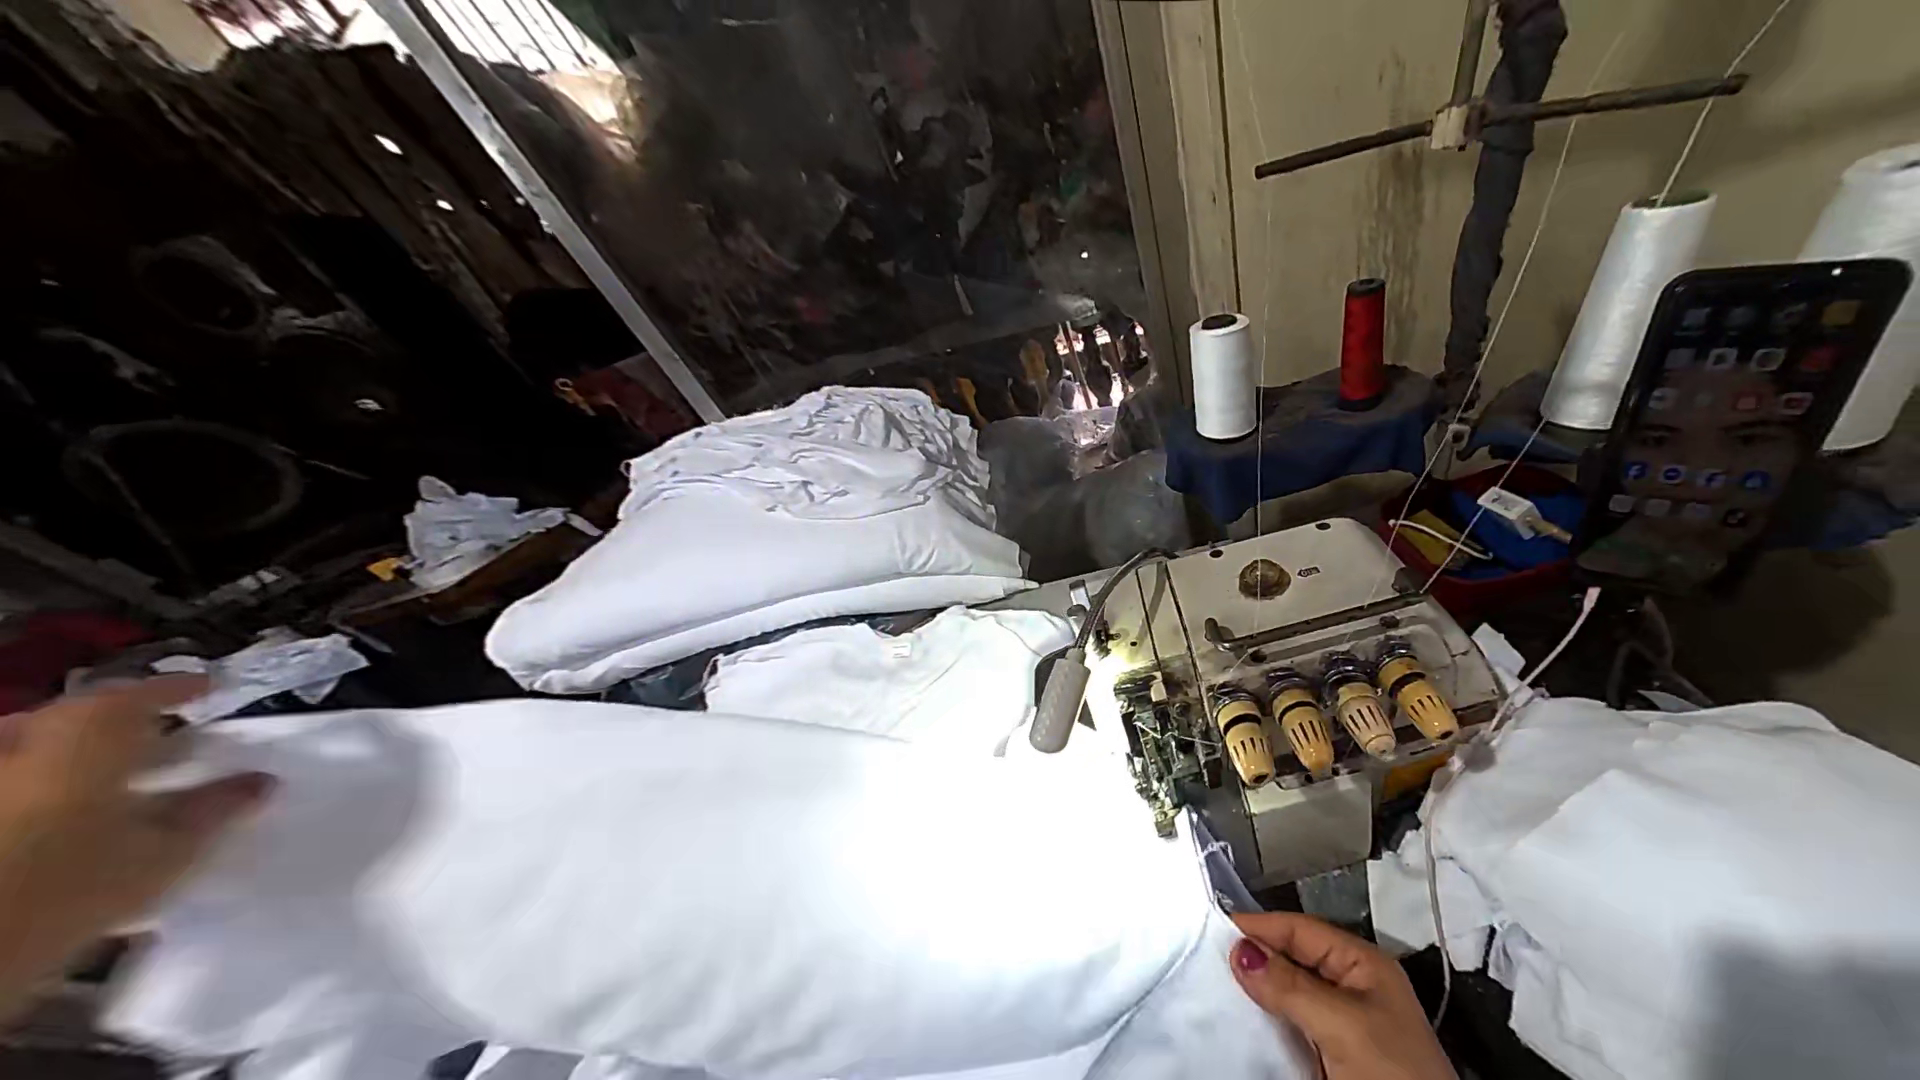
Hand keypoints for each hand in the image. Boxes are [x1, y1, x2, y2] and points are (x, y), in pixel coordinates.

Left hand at [0, 677, 272, 1019]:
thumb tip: (263, 782)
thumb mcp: (165, 851)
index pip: (139, 695)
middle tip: (156, 731)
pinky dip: (37, 785)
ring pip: (28, 751)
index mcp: (87, 737)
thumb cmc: (70, 885)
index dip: (178, 688)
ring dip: (68, 753)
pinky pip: (14, 783)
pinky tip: (64, 812)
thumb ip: (214, 809)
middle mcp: (25, 749)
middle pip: (68, 719)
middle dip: (111, 721)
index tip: (210, 687)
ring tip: (109, 773)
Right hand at [1229, 912, 1455, 1079]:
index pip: (1299, 929)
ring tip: (1215, 986)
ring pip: (1285, 994)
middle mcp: (1351, 988)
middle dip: (1253, 959)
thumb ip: (1290, 985)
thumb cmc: (1394, 1077)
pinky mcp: (1331, 1058)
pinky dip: (1263, 1023)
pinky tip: (1239, 1022)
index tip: (1212, 930)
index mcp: (1364, 967)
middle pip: (1290, 959)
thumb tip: (1240, 951)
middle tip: (1206, 958)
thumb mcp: (1344, 1026)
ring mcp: (1342, 1026)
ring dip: (1255, 993)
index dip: (1258, 927)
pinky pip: (1288, 1027)